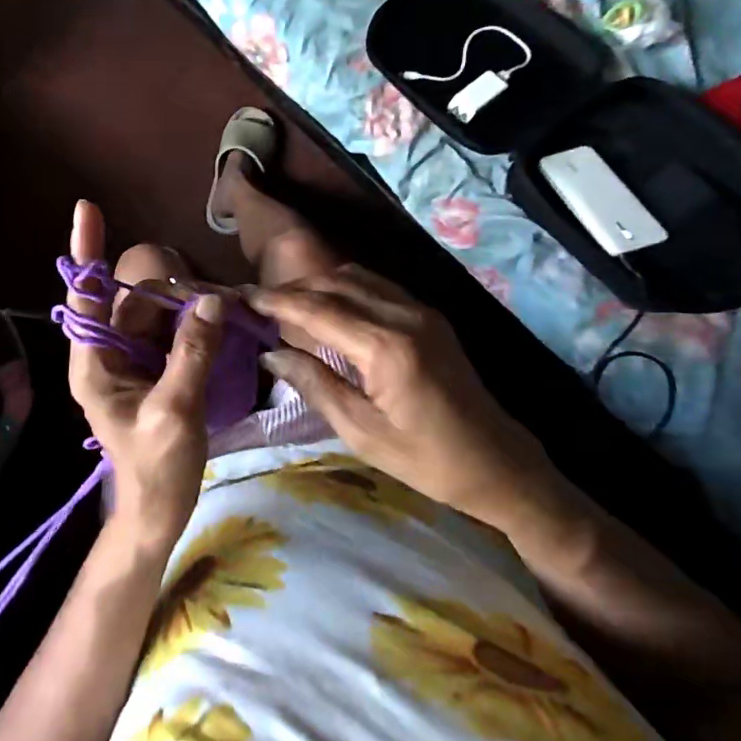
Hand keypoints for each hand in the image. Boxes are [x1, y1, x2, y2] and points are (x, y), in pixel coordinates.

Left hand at [65, 201, 224, 545]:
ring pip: (152, 310)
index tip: (87, 207)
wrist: (158, 511)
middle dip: (164, 287)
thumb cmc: (156, 469)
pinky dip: (190, 320)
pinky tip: (215, 320)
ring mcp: (130, 359)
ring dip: (182, 303)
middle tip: (208, 299)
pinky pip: (169, 329)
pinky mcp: (152, 367)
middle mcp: (106, 354)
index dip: (86, 251)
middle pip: (128, 298)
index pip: (85, 297)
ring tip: (218, 312)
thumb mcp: (176, 412)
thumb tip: (211, 301)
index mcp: (94, 364)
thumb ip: (193, 353)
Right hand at [251, 265, 568, 533]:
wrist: (500, 464)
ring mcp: (420, 311)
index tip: (240, 296)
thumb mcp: (361, 433)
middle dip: (291, 288)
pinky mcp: (429, 316)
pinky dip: (342, 287)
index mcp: (386, 349)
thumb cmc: (427, 460)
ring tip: (285, 304)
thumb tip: (270, 354)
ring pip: (355, 276)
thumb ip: (314, 384)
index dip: (274, 300)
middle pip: (333, 282)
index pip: (316, 309)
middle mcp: (404, 317)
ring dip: (316, 284)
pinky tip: (325, 308)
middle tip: (256, 302)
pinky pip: (375, 285)